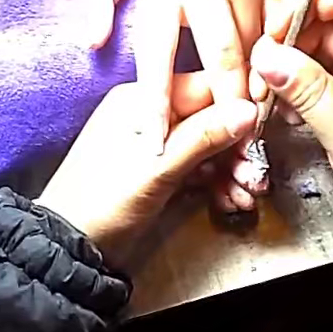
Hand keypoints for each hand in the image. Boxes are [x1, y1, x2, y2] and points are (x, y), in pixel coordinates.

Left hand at [36, 77, 256, 271]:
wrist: (73, 243)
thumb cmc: (103, 200)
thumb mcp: (156, 167)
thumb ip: (202, 136)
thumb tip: (248, 108)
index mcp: (141, 98)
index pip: (203, 89)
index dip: (237, 112)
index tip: (259, 138)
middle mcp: (148, 113)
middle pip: (209, 119)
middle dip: (236, 149)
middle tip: (253, 178)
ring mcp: (153, 141)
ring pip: (206, 145)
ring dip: (230, 170)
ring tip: (243, 196)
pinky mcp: (157, 168)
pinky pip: (196, 165)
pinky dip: (215, 182)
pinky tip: (228, 200)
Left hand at [84, 0, 284, 214]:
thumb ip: (100, 3)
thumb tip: (92, 44)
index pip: (157, 56)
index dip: (157, 103)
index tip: (156, 141)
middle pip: (221, 61)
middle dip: (224, 109)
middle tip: (222, 146)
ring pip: (254, 50)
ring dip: (253, 90)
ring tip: (246, 125)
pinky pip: (279, 30)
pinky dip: (277, 60)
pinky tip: (271, 82)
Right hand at [250, 0, 332, 254]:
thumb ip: (310, 94)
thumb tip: (265, 55)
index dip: (311, 2)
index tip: (275, 32)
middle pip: (332, 18)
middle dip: (290, 40)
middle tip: (261, 75)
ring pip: (322, 42)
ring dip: (290, 64)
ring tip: (268, 95)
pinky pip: (325, 66)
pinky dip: (301, 81)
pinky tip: (285, 105)